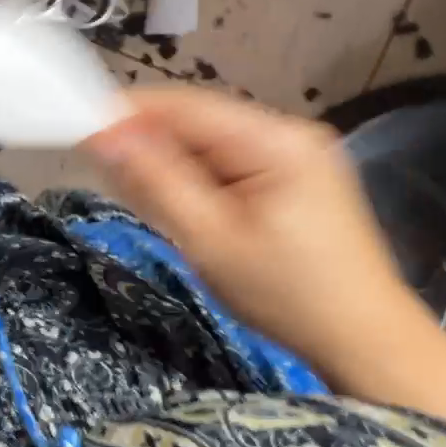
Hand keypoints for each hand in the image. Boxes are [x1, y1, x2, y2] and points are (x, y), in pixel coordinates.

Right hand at [84, 86, 417, 363]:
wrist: (365, 341)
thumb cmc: (286, 294)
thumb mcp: (208, 239)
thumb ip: (154, 181)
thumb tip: (104, 135)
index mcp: (274, 141)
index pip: (183, 106)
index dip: (126, 113)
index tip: (80, 132)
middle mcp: (287, 134)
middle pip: (195, 121)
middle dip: (146, 142)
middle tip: (105, 175)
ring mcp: (293, 155)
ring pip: (206, 143)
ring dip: (166, 163)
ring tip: (139, 196)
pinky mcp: (291, 177)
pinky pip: (224, 162)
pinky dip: (191, 177)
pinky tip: (177, 204)